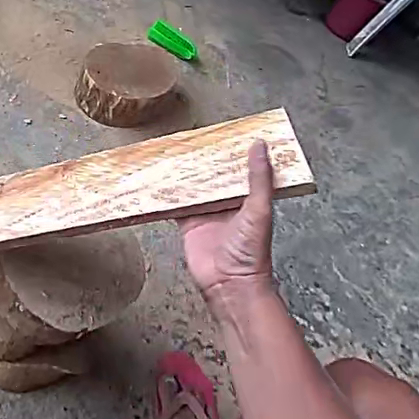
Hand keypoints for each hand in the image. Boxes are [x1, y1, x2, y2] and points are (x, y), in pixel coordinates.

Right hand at [177, 141, 276, 309]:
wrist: (230, 285)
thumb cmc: (252, 253)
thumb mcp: (259, 209)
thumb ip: (259, 179)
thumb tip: (260, 145)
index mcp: (248, 197)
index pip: (239, 168)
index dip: (232, 152)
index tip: (224, 133)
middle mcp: (226, 203)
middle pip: (213, 175)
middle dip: (204, 160)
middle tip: (192, 138)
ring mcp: (206, 213)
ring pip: (193, 186)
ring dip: (185, 173)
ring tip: (173, 151)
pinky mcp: (188, 223)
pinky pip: (175, 204)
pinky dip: (167, 194)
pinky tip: (158, 179)